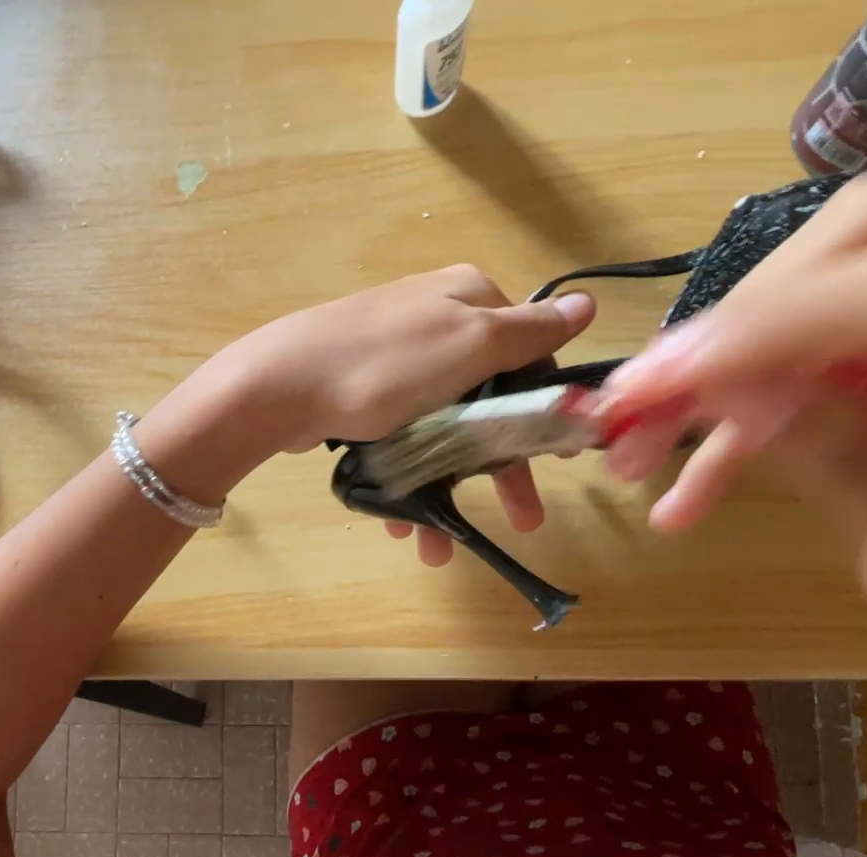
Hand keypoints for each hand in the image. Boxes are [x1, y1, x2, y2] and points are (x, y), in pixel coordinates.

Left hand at [202, 264, 596, 564]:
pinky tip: (404, 524)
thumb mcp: (471, 343)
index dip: (543, 409)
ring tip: (443, 548)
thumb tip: (586, 303)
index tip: (554, 461)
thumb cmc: (387, 365)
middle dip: (500, 467)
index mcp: (470, 299)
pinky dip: (409, 478)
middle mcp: (436, 321)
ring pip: (444, 427)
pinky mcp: (364, 392)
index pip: (530, 354)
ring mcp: (398, 359)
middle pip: (488, 399)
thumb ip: (529, 332)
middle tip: (523, 519)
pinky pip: (403, 437)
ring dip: (449, 488)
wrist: (281, 386)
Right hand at [596, 172, 866, 654]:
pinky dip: (720, 416)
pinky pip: (785, 356)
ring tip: (632, 442)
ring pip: (804, 295)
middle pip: (863, 246)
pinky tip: (679, 489)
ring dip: (709, 370)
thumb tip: (737, 393)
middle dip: (742, 321)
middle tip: (645, 391)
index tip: (677, 371)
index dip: (797, 313)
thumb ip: (852, 464)